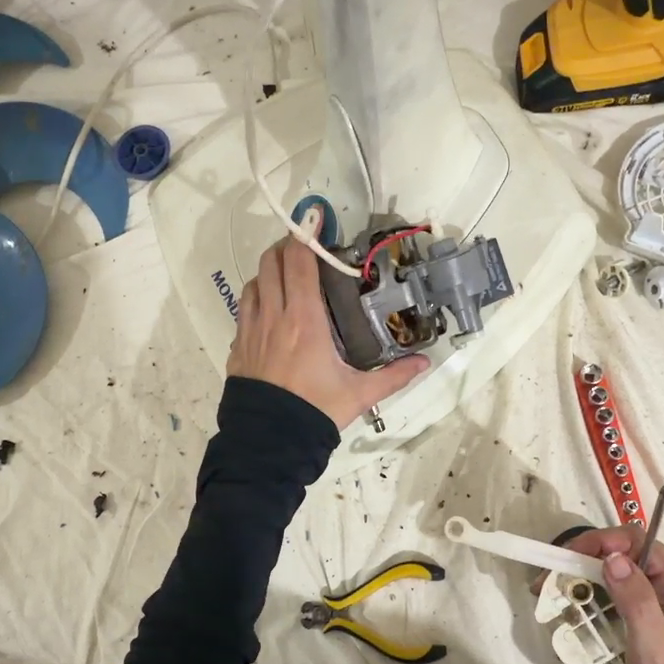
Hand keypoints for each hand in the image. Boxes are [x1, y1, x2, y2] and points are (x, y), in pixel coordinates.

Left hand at [227, 239, 428, 430]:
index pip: (298, 262)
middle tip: (306, 249)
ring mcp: (250, 332)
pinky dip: (256, 299)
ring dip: (268, 272)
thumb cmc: (315, 413)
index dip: (304, 235)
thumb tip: (425, 363)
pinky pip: (244, 311)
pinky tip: (270, 312)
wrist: (269, 443)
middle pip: (270, 263)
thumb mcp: (359, 395)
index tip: (315, 220)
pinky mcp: (238, 349)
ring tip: (287, 278)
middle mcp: (273, 317)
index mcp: (304, 321)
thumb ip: (393, 375)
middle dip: (286, 247)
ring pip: (253, 283)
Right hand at [563, 527, 663, 663]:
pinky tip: (573, 600)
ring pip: (618, 566)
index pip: (641, 542)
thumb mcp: (654, 647)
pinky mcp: (645, 609)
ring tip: (554, 587)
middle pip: (626, 550)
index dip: (605, 541)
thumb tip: (613, 558)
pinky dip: (591, 587)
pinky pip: (616, 586)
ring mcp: (659, 595)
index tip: (571, 557)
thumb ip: (637, 601)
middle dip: (587, 555)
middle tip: (552, 574)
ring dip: (585, 571)